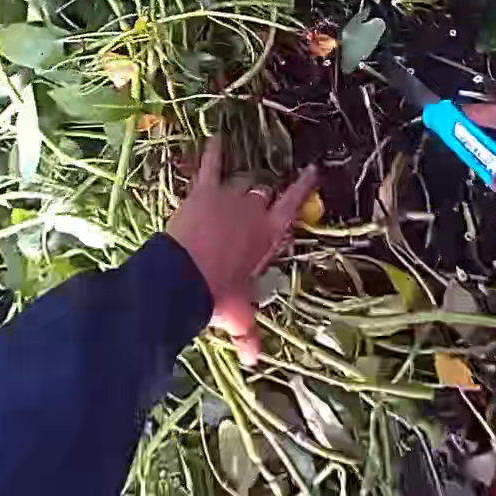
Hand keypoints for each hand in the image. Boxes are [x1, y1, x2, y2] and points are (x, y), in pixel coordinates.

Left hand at [166, 135, 317, 364]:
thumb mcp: (238, 316)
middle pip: (263, 193)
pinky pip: (211, 166)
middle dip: (260, 198)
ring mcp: (229, 196)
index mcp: (268, 235)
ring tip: (238, 184)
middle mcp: (253, 210)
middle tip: (254, 206)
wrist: (183, 277)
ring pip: (241, 181)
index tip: (312, 170)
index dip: (303, 189)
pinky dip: (213, 152)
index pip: (292, 206)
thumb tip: (253, 359)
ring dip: (241, 184)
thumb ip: (248, 334)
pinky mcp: (205, 190)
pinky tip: (215, 137)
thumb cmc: (218, 295)